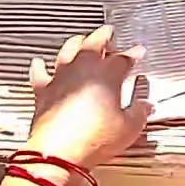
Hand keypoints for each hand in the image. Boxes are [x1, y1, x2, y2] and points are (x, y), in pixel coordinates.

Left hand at [26, 26, 151, 168]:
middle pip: (94, 43)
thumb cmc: (94, 139)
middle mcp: (83, 70)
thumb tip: (145, 106)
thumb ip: (139, 112)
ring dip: (76, 43)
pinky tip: (39, 62)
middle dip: (103, 36)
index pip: (123, 58)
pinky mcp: (44, 91)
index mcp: (107, 74)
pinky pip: (39, 73)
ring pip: (68, 50)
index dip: (133, 54)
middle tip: (108, 32)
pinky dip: (40, 66)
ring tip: (80, 39)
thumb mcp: (128, 128)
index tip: (138, 51)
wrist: (59, 153)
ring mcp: (61, 78)